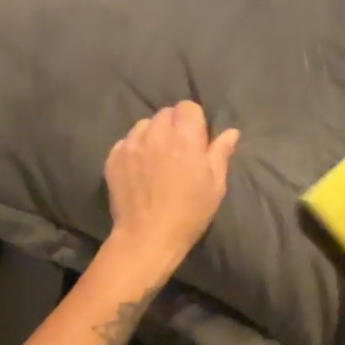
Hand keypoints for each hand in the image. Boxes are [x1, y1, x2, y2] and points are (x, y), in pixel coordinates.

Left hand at [103, 101, 239, 276]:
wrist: (147, 236)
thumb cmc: (188, 213)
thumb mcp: (215, 185)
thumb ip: (221, 153)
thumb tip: (231, 132)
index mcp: (184, 137)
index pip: (188, 107)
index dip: (194, 122)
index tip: (196, 142)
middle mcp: (156, 134)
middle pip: (165, 114)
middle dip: (173, 127)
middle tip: (177, 152)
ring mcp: (131, 144)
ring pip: (144, 126)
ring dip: (152, 136)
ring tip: (156, 160)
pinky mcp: (113, 157)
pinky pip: (126, 142)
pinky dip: (134, 150)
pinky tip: (139, 170)